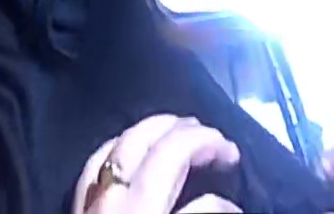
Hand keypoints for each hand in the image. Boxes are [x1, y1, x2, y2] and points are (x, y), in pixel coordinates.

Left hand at [75, 115, 242, 213]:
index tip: (239, 202)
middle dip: (202, 140)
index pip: (201, 207)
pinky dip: (120, 146)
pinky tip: (136, 144)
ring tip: (186, 127)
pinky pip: (94, 167)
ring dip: (162, 128)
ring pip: (128, 146)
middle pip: (166, 155)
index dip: (225, 205)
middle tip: (224, 146)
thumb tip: (227, 211)